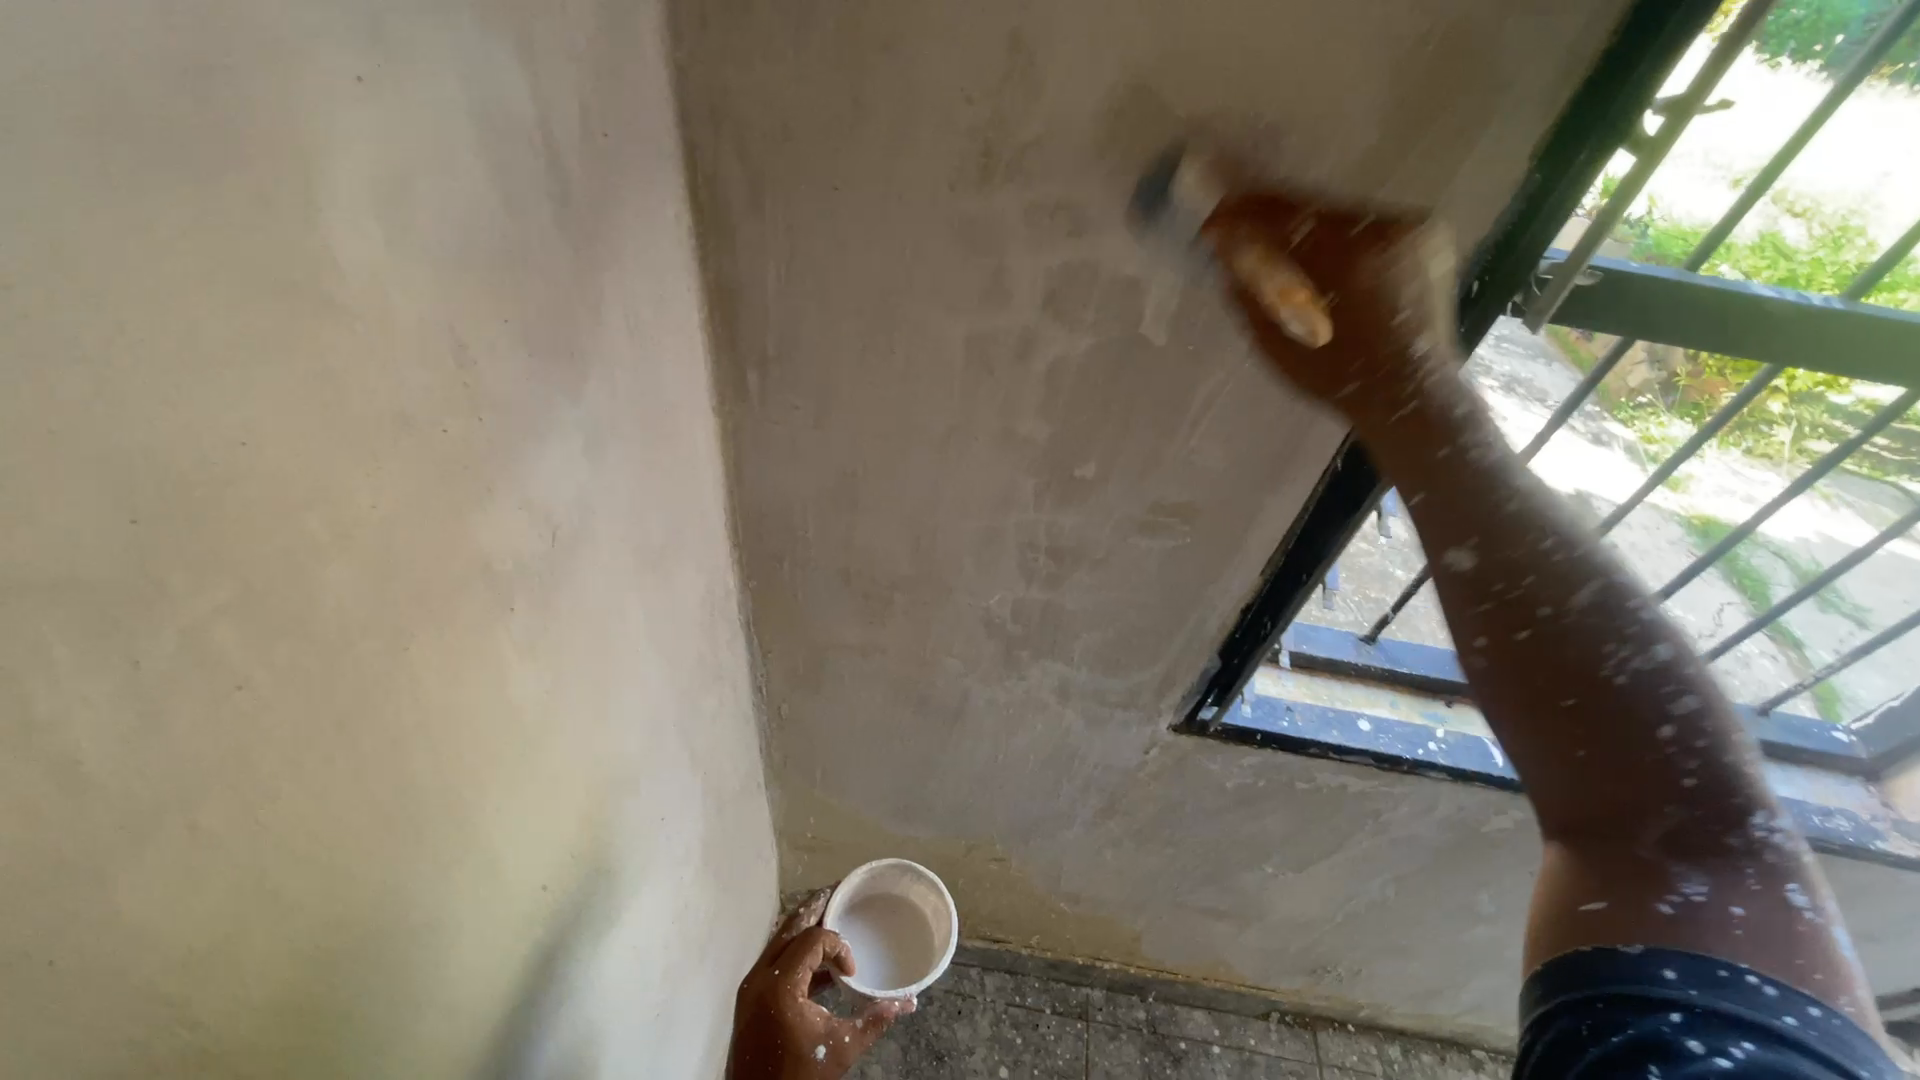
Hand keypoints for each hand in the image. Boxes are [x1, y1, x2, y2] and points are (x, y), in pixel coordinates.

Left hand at [728, 889, 915, 1079]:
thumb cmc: (798, 1077)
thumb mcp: (842, 1049)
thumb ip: (875, 1020)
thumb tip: (908, 1001)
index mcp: (780, 985)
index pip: (812, 940)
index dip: (838, 946)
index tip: (852, 971)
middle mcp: (759, 978)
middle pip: (788, 927)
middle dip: (815, 909)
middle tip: (838, 891)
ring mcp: (750, 987)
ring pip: (777, 941)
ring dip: (803, 927)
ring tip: (829, 916)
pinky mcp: (749, 998)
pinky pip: (773, 960)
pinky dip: (794, 951)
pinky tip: (817, 963)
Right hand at [1202, 190, 1459, 428]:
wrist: (1410, 392)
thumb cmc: (1338, 378)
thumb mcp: (1277, 343)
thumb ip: (1249, 292)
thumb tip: (1224, 252)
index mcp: (1348, 257)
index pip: (1284, 216)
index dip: (1244, 214)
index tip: (1215, 221)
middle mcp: (1386, 230)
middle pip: (1315, 211)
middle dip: (1276, 220)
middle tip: (1242, 228)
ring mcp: (1414, 228)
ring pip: (1343, 217)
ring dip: (1309, 229)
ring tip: (1281, 246)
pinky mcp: (1429, 234)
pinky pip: (1371, 227)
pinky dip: (1342, 238)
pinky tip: (1325, 257)